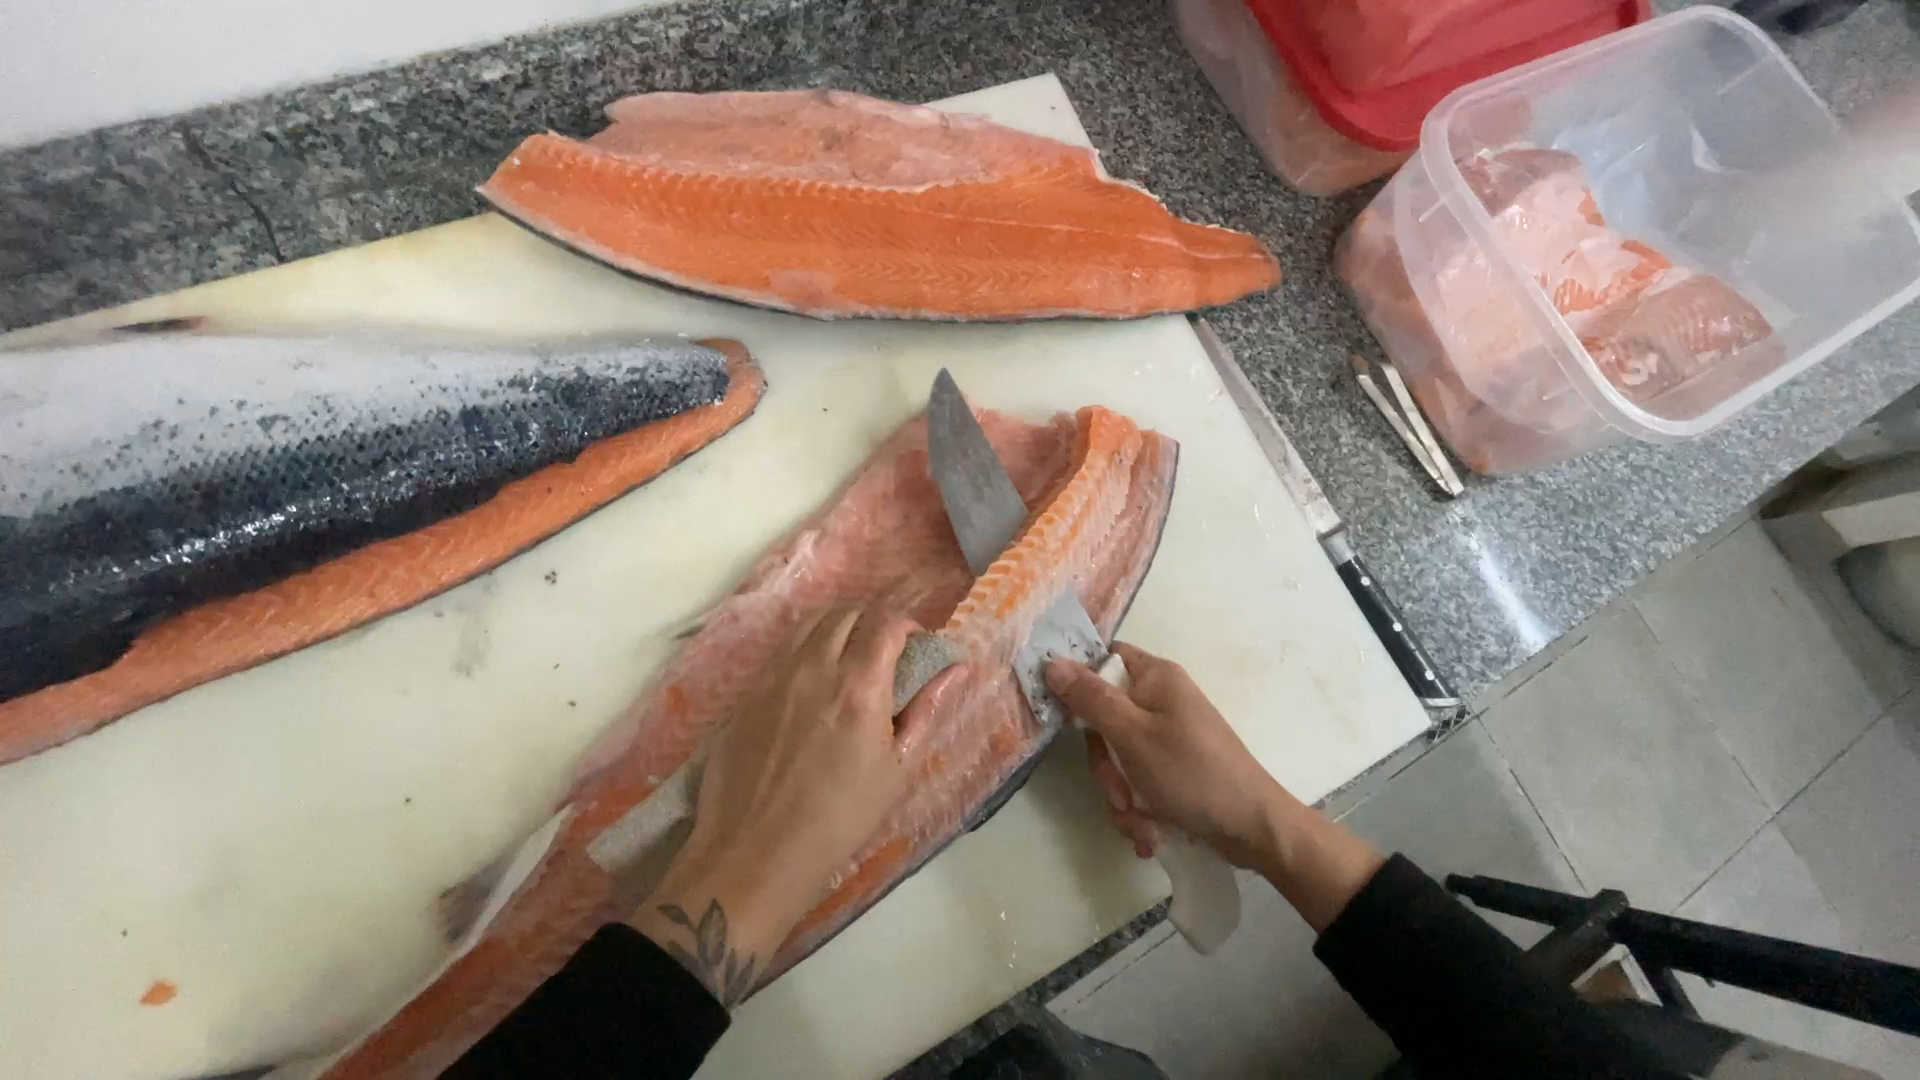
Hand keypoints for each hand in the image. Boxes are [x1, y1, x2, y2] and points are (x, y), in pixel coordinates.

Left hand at [633, 605, 963, 1004]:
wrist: (756, 852)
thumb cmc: (840, 819)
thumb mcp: (896, 769)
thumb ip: (926, 709)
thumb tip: (957, 669)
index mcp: (859, 686)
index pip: (886, 623)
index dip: (906, 624)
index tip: (915, 644)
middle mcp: (815, 667)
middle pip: (847, 614)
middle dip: (873, 622)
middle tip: (884, 651)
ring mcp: (776, 676)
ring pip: (811, 625)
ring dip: (838, 628)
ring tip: (848, 658)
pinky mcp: (749, 692)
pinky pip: (783, 651)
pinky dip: (806, 649)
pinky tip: (812, 681)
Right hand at [1047, 642, 1384, 931]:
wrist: (1254, 830)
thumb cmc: (1192, 773)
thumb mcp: (1131, 735)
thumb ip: (1089, 699)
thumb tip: (1051, 661)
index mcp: (1155, 677)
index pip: (1103, 658)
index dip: (1078, 680)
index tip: (1063, 713)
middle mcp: (1161, 699)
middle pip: (1104, 717)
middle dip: (1103, 763)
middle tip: (1116, 788)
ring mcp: (1167, 735)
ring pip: (1116, 755)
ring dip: (1119, 793)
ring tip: (1137, 819)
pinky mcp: (1173, 768)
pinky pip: (1136, 779)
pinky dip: (1137, 807)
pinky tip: (1149, 832)